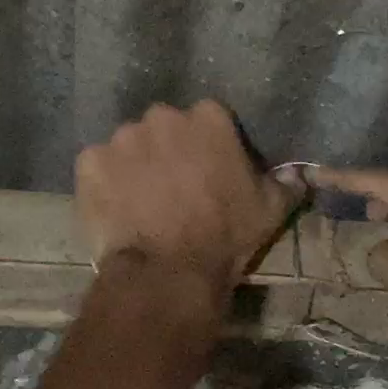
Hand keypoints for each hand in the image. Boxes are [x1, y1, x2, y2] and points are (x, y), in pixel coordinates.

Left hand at [76, 101, 296, 288]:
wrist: (169, 272)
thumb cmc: (226, 236)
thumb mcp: (270, 211)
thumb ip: (285, 184)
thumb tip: (297, 174)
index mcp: (208, 118)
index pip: (209, 120)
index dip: (208, 147)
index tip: (209, 172)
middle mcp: (163, 116)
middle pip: (165, 127)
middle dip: (169, 151)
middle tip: (174, 188)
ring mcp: (122, 138)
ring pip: (130, 146)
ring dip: (135, 166)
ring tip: (142, 202)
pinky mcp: (89, 162)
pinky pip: (98, 167)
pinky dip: (105, 183)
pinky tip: (117, 209)